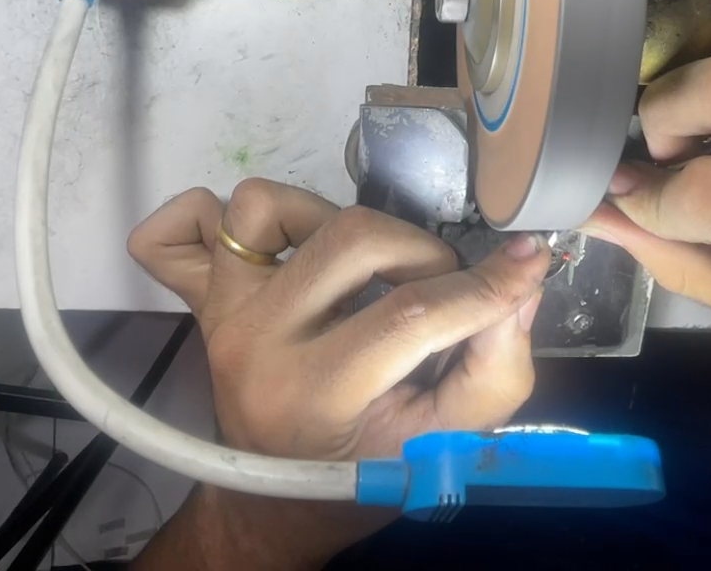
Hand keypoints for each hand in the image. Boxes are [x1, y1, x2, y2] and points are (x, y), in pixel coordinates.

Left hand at [128, 179, 545, 567]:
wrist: (271, 505)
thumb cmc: (361, 479)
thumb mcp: (442, 450)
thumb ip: (493, 374)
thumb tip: (521, 284)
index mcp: (312, 394)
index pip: (409, 315)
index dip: (483, 285)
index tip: (529, 261)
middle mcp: (253, 340)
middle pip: (349, 238)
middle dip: (418, 251)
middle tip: (437, 285)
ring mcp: (219, 311)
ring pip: (265, 205)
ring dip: (328, 217)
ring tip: (359, 265)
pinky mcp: (203, 296)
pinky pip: (182, 226)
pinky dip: (226, 221)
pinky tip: (278, 249)